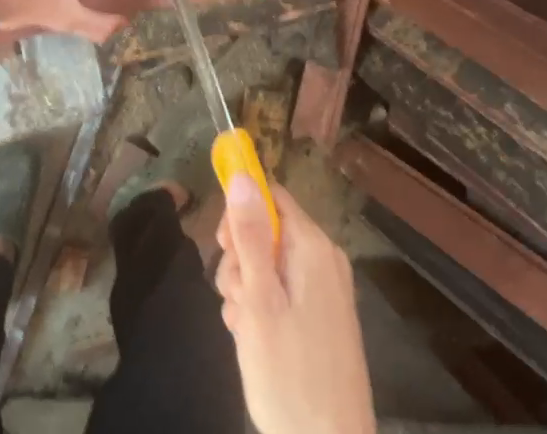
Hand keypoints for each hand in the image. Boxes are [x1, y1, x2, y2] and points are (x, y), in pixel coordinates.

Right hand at [216, 177, 376, 433]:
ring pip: (266, 265)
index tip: (223, 245)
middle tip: (236, 297)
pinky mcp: (319, 316)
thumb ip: (249, 236)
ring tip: (245, 328)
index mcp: (313, 248)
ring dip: (244, 290)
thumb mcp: (260, 299)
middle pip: (265, 231)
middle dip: (239, 260)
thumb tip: (242, 175)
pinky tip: (253, 339)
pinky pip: (279, 292)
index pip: (271, 196)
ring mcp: (323, 289)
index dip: (240, 212)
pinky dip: (260, 309)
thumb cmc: (290, 371)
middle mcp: (323, 260)